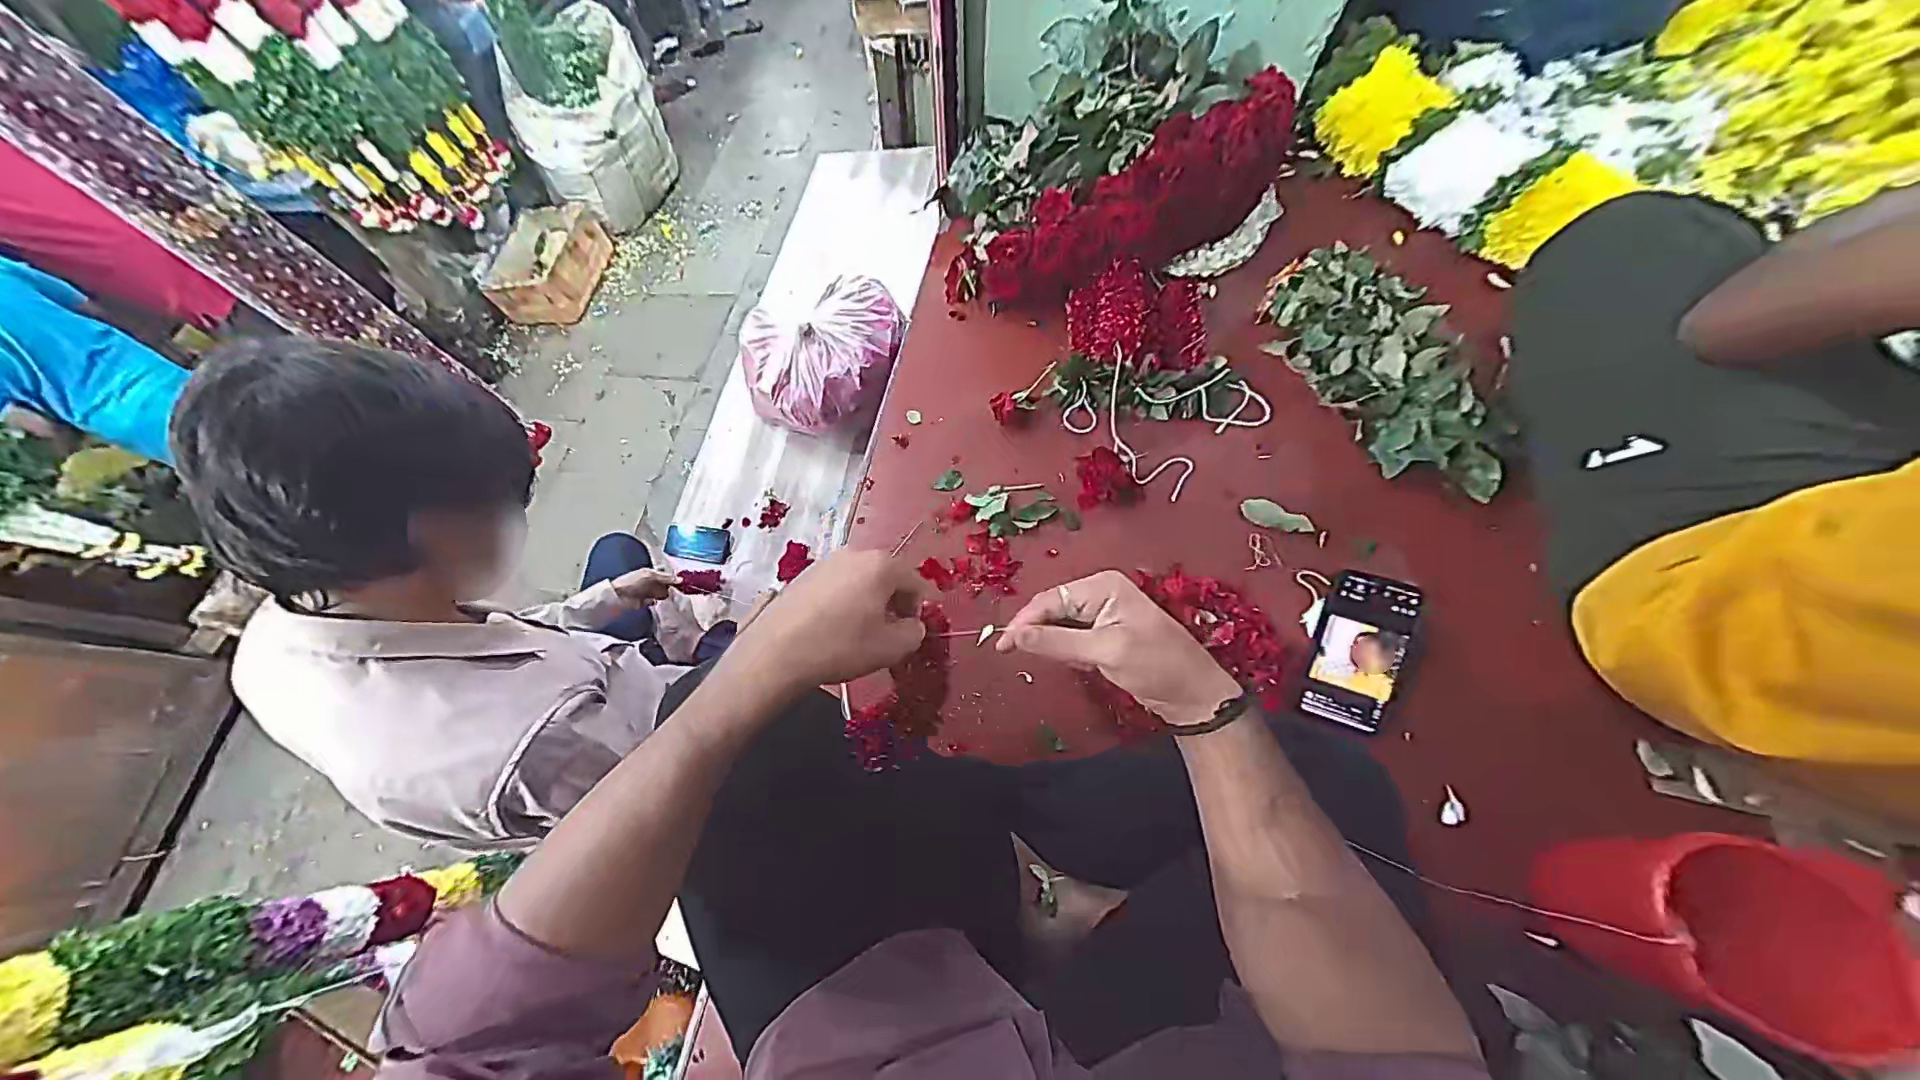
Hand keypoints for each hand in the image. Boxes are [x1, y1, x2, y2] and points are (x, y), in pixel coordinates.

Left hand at [610, 568, 678, 605]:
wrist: (618, 596)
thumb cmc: (632, 582)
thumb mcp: (649, 575)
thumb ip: (665, 577)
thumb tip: (681, 579)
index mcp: (652, 573)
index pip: (668, 575)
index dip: (675, 579)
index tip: (685, 583)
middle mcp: (653, 582)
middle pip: (668, 585)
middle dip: (674, 588)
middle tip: (683, 591)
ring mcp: (650, 592)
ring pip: (665, 593)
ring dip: (669, 595)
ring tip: (676, 598)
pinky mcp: (648, 602)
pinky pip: (659, 602)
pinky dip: (662, 602)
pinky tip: (666, 603)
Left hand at [728, 549, 926, 692]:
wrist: (776, 652)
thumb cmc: (841, 646)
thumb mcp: (891, 647)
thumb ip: (914, 632)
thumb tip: (912, 625)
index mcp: (882, 564)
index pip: (915, 582)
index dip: (918, 609)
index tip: (909, 632)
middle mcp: (855, 554)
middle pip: (887, 577)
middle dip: (892, 603)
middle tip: (886, 633)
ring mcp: (826, 562)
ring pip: (860, 581)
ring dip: (867, 602)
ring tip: (858, 633)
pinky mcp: (803, 576)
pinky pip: (836, 586)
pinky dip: (843, 603)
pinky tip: (833, 629)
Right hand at [997, 570, 1240, 727]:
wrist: (1195, 695)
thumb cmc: (1157, 666)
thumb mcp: (1105, 652)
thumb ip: (1056, 642)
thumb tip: (1013, 636)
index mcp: (1103, 585)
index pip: (1050, 599)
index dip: (1023, 622)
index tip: (1001, 646)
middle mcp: (1101, 592)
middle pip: (1052, 609)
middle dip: (1038, 633)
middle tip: (1016, 656)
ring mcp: (1104, 612)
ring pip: (1059, 625)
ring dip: (1053, 645)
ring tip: (1060, 662)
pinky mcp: (1106, 632)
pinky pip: (1072, 637)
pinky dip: (1067, 652)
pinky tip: (1077, 664)